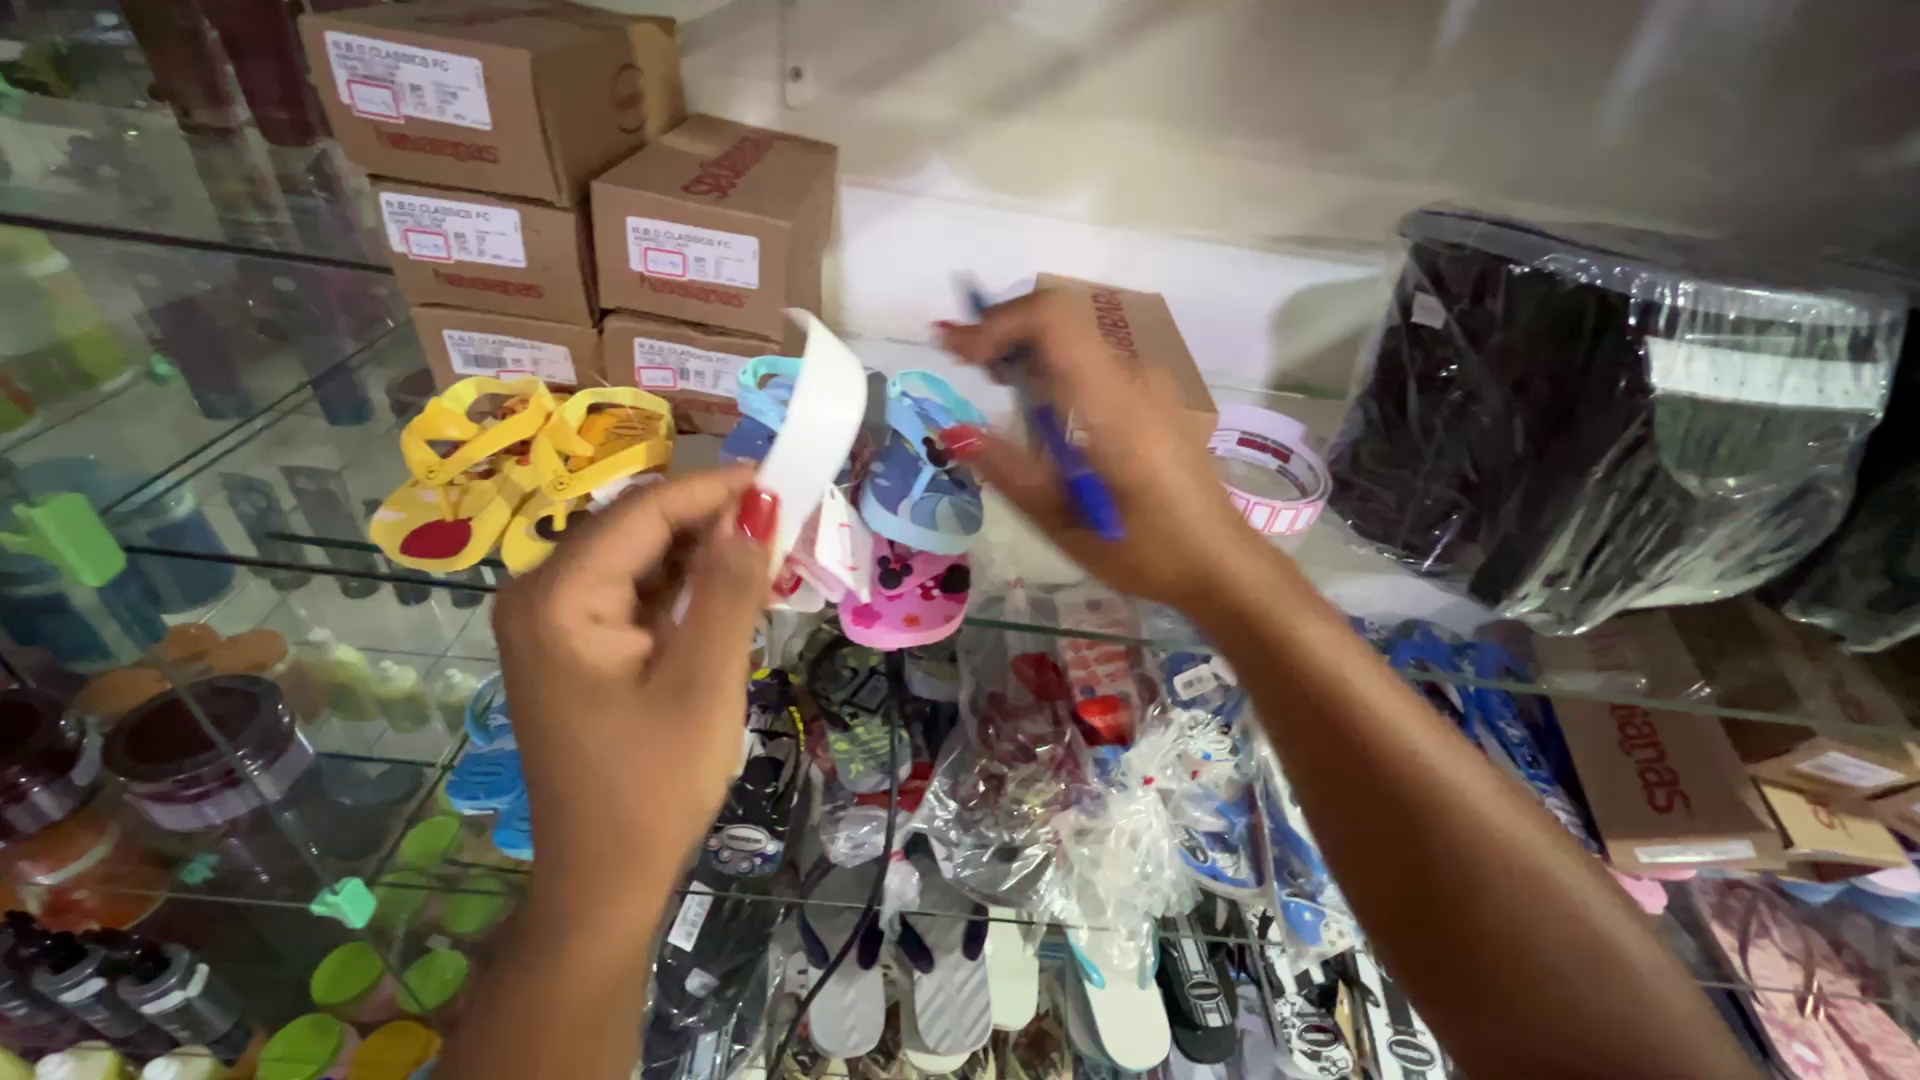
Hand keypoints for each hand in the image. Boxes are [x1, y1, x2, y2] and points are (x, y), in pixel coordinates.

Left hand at [493, 468, 775, 907]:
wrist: (607, 877)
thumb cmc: (656, 783)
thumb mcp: (706, 678)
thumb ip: (731, 584)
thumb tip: (758, 503)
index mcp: (559, 598)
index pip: (645, 511)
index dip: (716, 487)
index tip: (782, 476)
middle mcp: (540, 595)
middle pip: (638, 529)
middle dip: (712, 521)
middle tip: (786, 522)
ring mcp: (552, 621)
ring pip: (640, 558)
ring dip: (704, 554)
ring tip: (769, 555)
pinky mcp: (572, 645)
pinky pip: (635, 593)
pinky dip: (685, 589)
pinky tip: (730, 594)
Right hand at [937, 289, 1267, 611]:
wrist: (1220, 563)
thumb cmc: (1143, 551)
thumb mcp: (1064, 521)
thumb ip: (1007, 469)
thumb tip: (950, 431)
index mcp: (1112, 403)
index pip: (1052, 318)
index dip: (997, 323)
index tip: (958, 356)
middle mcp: (1134, 379)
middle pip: (1061, 322)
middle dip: (1004, 334)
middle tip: (965, 369)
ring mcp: (1150, 386)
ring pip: (1078, 341)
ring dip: (1029, 352)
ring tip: (995, 390)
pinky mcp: (1155, 400)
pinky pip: (1095, 364)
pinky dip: (1056, 370)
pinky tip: (1041, 412)